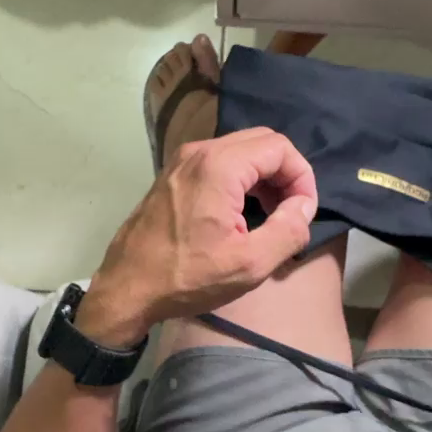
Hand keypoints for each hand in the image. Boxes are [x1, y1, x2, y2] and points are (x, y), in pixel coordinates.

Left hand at [79, 127, 317, 346]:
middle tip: (292, 213)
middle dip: (285, 174)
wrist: (127, 289)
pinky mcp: (173, 176)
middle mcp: (199, 152)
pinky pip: (219, 164)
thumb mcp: (249, 264)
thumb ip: (288, 231)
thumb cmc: (187, 278)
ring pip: (240, 152)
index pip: (279, 148)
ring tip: (273, 216)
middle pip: (261, 142)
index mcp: (219, 167)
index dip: (302, 177)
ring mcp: (182, 162)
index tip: (304, 212)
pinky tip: (244, 215)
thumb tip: (304, 207)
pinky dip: (241, 180)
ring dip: (264, 177)